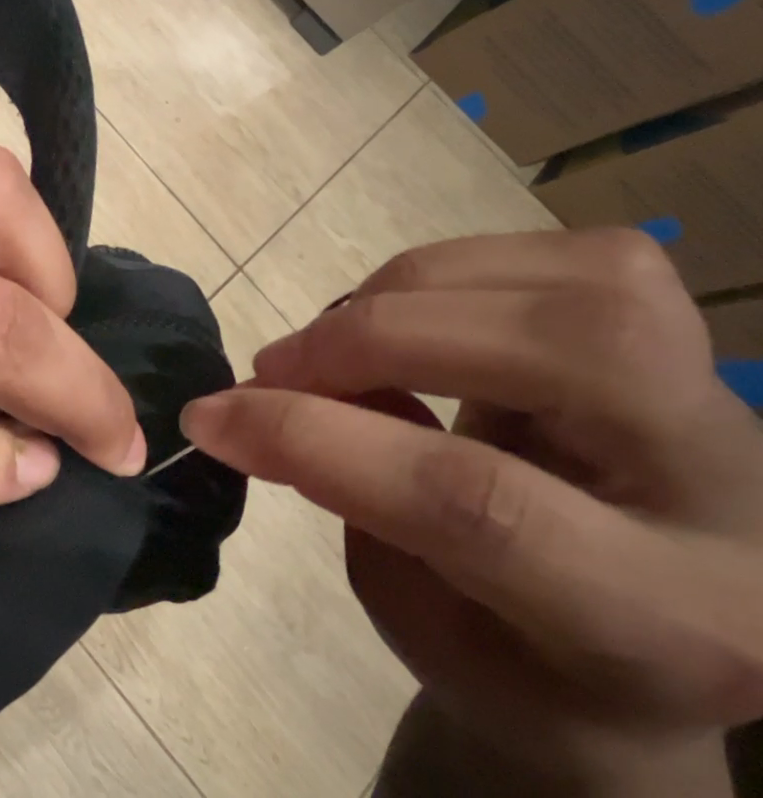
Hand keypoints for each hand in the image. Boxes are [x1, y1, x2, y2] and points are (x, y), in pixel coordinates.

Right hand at [177, 230, 762, 780]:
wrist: (643, 641)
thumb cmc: (510, 659)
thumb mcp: (412, 614)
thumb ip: (354, 502)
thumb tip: (269, 397)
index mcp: (659, 620)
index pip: (477, 501)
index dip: (318, 440)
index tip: (209, 418)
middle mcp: (731, 500)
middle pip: (567, 350)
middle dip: (374, 338)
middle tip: (274, 368)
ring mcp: (730, 409)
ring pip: (588, 284)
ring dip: (408, 292)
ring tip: (334, 342)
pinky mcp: (696, 350)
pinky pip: (583, 259)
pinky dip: (452, 273)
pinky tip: (403, 318)